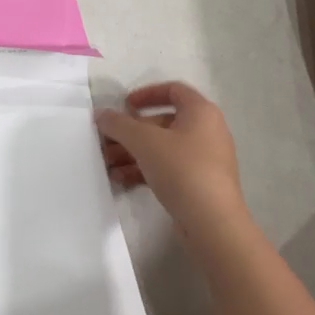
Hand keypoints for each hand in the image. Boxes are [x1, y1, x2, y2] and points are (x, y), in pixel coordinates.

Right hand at [98, 82, 245, 227]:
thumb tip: (101, 115)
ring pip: (163, 147)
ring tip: (108, 164)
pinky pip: (169, 168)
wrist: (213, 223)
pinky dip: (145, 169)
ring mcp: (205, 160)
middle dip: (131, 131)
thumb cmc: (181, 169)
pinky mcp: (200, 183)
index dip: (147, 93)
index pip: (173, 90)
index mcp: (201, 113)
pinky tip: (122, 179)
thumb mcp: (143, 141)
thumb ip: (118, 124)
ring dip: (133, 152)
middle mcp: (207, 132)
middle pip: (162, 122)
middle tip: (107, 140)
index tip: (125, 105)